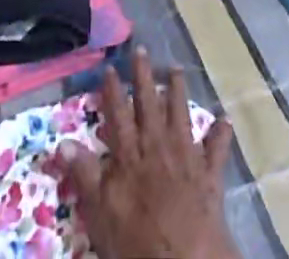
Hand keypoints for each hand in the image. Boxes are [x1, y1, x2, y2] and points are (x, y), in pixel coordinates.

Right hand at [63, 47, 237, 258]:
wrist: (185, 256)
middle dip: (144, 76)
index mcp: (130, 155)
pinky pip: (217, 148)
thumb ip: (84, 174)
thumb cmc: (136, 238)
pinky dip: (221, 133)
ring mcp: (186, 156)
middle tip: (142, 50)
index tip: (110, 66)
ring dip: (178, 91)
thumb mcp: (99, 210)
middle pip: (149, 105)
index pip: (118, 115)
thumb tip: (63, 142)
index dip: (113, 90)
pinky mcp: (209, 173)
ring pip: (181, 115)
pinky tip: (225, 118)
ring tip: (177, 68)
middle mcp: (158, 146)